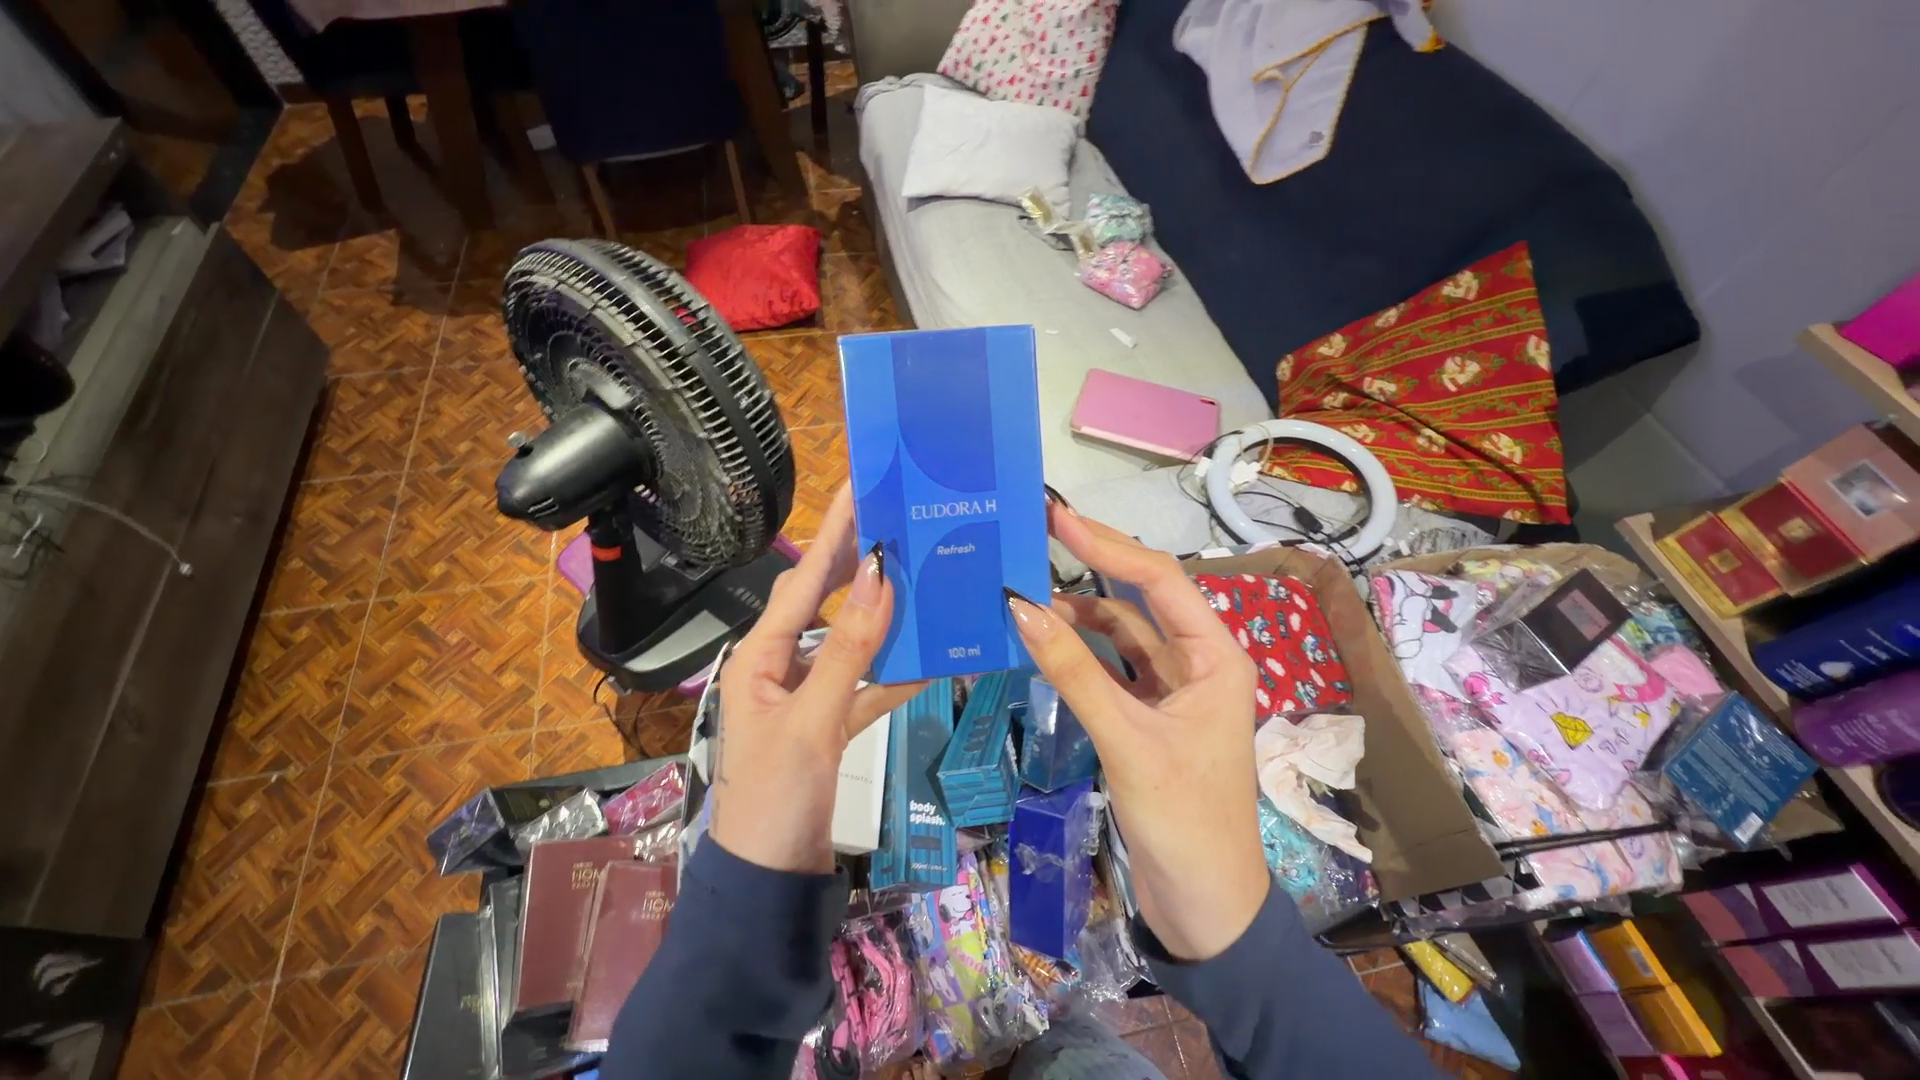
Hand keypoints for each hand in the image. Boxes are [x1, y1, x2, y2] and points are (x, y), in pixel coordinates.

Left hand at [709, 484, 926, 873]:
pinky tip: (931, 657)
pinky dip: (894, 676)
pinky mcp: (831, 725)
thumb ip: (847, 650)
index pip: (802, 580)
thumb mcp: (811, 721)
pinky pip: (867, 688)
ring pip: (852, 643)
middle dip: (858, 564)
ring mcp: (808, 696)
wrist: (770, 881)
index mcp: (760, 655)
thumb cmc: (776, 798)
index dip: (833, 533)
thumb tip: (877, 577)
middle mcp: (781, 665)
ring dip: (885, 618)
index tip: (861, 488)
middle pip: (825, 603)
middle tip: (898, 521)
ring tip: (923, 576)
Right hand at [1006, 504, 1269, 960]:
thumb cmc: (1182, 818)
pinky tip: (1046, 638)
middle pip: (1141, 597)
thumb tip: (1020, 608)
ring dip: (1079, 611)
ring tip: (1027, 591)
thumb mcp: (1126, 740)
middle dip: (1094, 565)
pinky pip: (1112, 666)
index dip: (1108, 546)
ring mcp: (1172, 688)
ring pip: (1122, 631)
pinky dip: (1079, 650)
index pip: (1159, 581)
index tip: (1057, 519)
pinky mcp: (1149, 713)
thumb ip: (1074, 673)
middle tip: (1039, 533)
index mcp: (1216, 656)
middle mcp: (1198, 661)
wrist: (1205, 902)